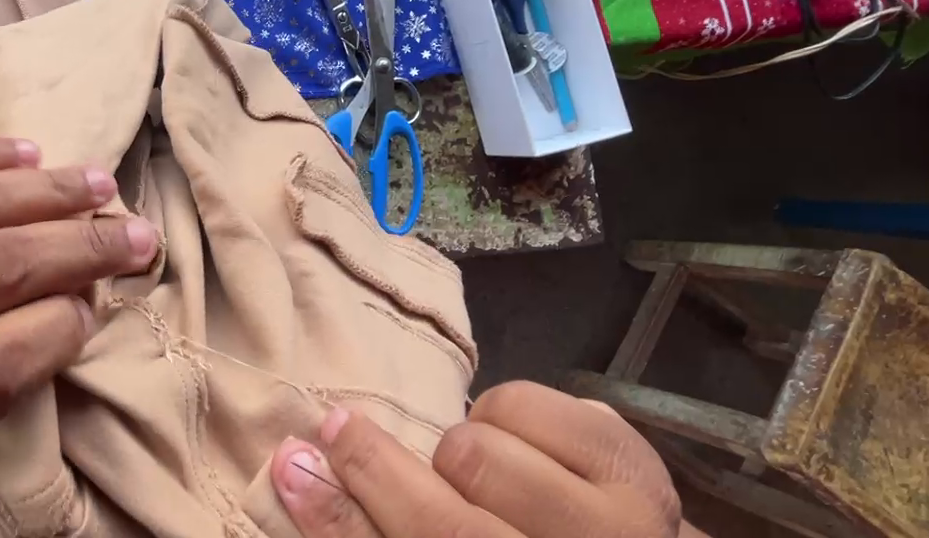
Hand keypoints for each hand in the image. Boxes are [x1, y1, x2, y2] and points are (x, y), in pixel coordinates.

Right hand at [271, 381, 688, 537]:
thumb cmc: (507, 536)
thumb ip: (364, 522)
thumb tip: (294, 463)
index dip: (339, 520)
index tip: (290, 461)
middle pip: (449, 525)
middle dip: (380, 471)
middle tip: (346, 434)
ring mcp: (626, 529)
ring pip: (480, 451)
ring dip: (462, 454)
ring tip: (480, 478)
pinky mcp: (638, 465)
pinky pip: (524, 404)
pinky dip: (504, 416)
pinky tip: (526, 454)